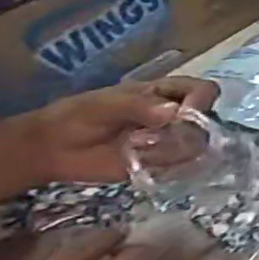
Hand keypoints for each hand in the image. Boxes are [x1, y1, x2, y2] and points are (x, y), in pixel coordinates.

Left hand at [22, 77, 219, 183]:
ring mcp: (170, 141)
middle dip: (186, 131)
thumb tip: (175, 113)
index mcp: (167, 92)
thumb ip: (139, 106)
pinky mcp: (161, 165)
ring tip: (138, 151)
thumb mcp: (106, 104)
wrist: (51, 150)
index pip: (205, 91)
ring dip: (172, 151)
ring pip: (196, 146)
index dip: (202, 101)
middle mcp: (176, 116)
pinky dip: (164, 168)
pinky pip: (180, 168)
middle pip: (206, 121)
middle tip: (153, 138)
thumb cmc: (79, 116)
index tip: (184, 116)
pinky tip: (138, 164)